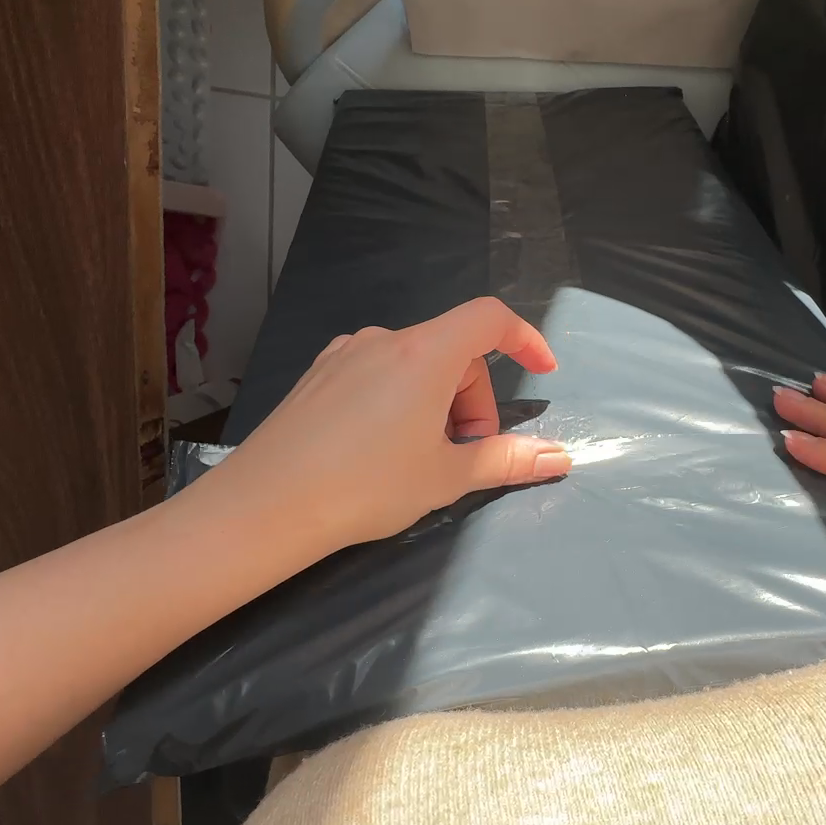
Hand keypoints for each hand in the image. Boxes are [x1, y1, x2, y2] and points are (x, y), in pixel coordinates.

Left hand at [193, 297, 571, 552]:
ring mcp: (345, 354)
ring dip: (438, 402)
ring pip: (417, 365)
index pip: (490, 318)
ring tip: (421, 456)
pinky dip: (402, 399)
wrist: (266, 506)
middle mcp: (385, 339)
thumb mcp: (447, 476)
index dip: (525, 339)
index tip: (544, 371)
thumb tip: (559, 457)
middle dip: (473, 400)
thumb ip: (508, 460)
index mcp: (425, 354)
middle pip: (454, 351)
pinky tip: (380, 446)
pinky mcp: (319, 374)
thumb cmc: (369, 486)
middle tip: (464, 454)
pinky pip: (380, 373)